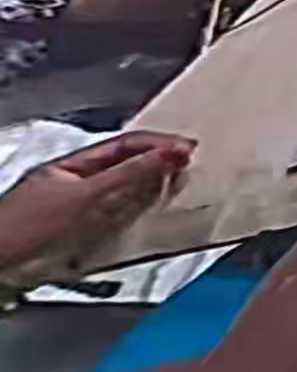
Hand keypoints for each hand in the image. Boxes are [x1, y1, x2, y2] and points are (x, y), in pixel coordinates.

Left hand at [0, 132, 195, 274]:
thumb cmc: (29, 228)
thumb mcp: (84, 195)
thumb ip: (132, 171)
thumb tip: (179, 149)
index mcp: (70, 166)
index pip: (127, 143)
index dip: (160, 143)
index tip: (190, 149)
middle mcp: (77, 180)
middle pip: (130, 161)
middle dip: (162, 161)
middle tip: (190, 165)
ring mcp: (81, 202)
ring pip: (131, 183)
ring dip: (157, 181)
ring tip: (180, 182)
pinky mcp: (88, 223)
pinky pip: (126, 205)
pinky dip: (147, 201)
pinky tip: (159, 204)